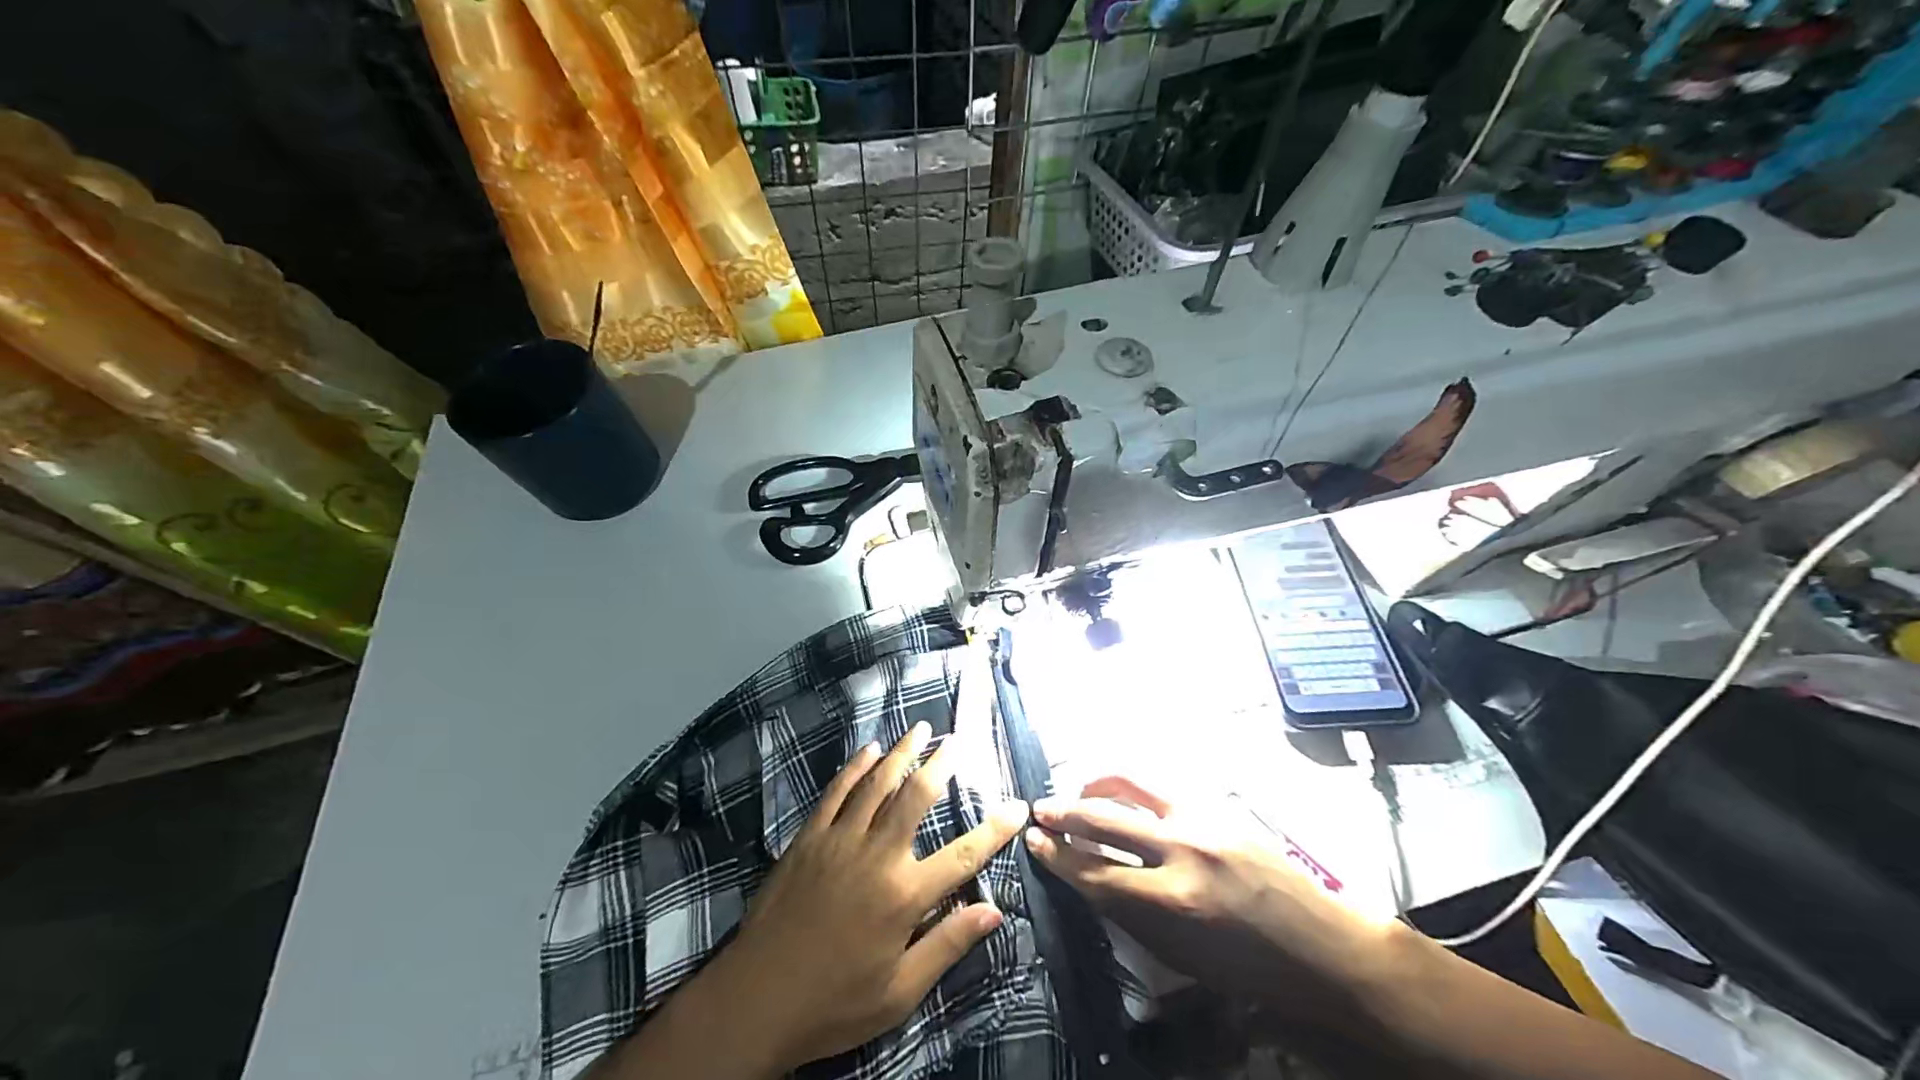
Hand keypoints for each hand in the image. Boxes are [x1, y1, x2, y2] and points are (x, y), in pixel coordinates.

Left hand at [698, 722, 1030, 1073]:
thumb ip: (947, 945)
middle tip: (956, 741)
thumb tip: (994, 910)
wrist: (756, 999)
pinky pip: (835, 792)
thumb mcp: (899, 992)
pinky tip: (868, 750)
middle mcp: (877, 856)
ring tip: (919, 729)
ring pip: (877, 784)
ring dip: (901, 753)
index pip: (963, 854)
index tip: (1017, 805)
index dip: (995, 829)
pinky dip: (854, 767)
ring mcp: (839, 841)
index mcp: (904, 895)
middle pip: (916, 798)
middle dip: (940, 765)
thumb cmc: (834, 1002)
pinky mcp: (808, 838)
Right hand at [1024, 776, 1405, 1025]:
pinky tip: (1120, 793)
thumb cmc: (1250, 967)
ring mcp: (1203, 820)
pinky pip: (1162, 787)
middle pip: (1104, 820)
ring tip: (1076, 793)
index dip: (1058, 856)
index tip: (1034, 841)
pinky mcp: (1219, 806)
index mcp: (1173, 900)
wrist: (1321, 945)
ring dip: (1095, 786)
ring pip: (1132, 786)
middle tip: (1041, 811)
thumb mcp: (1182, 957)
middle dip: (1064, 813)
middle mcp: (1183, 850)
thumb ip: (1130, 915)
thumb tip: (1088, 880)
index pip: (1095, 870)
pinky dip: (1132, 786)